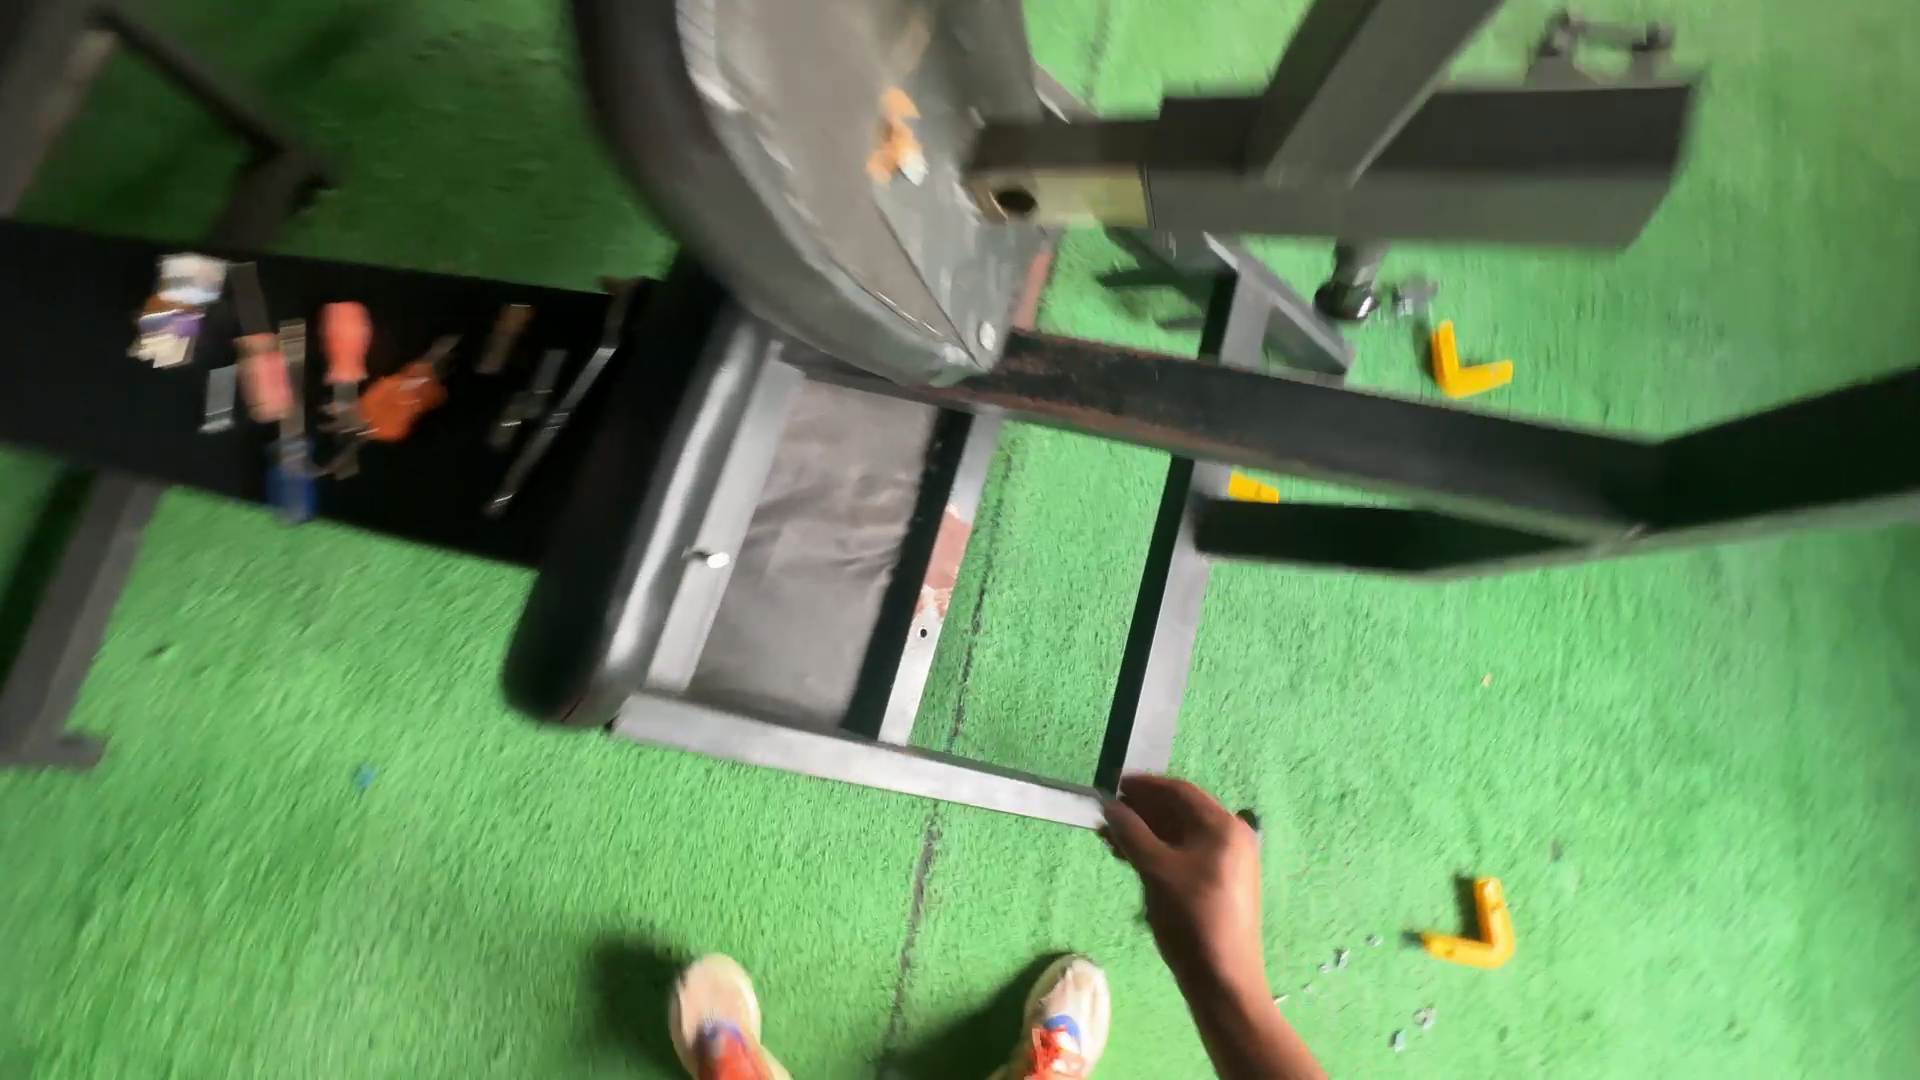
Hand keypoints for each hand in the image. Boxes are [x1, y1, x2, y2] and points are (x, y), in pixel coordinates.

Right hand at [1102, 775, 1266, 995]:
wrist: (1223, 981)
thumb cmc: (1191, 918)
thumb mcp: (1155, 870)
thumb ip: (1130, 832)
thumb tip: (1110, 804)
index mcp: (1223, 826)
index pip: (1179, 790)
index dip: (1144, 785)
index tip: (1113, 784)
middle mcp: (1231, 835)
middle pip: (1179, 810)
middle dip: (1141, 810)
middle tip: (1107, 813)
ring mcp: (1227, 859)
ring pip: (1178, 832)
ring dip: (1145, 830)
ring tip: (1110, 836)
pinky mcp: (1219, 879)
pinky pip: (1184, 851)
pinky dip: (1157, 848)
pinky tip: (1130, 855)